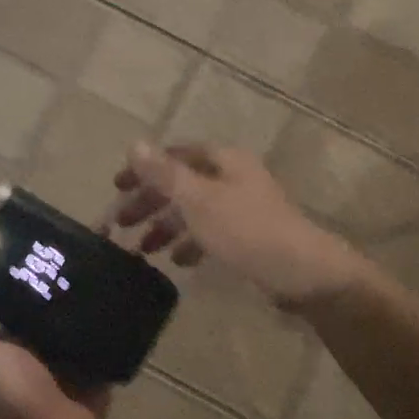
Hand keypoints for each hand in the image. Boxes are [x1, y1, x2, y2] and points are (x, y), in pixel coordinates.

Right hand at [112, 142, 364, 306]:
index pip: (176, 155)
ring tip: (144, 250)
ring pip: (195, 212)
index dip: (145, 169)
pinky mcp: (249, 238)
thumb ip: (165, 174)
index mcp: (224, 161)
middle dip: (151, 202)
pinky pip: (210, 235)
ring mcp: (243, 209)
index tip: (116, 188)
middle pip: (183, 184)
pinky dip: (191, 244)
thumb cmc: (246, 230)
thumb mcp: (198, 200)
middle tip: (122, 223)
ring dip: (167, 227)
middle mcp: (234, 179)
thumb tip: (134, 145)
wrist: (302, 273)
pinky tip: (178, 262)